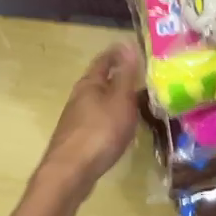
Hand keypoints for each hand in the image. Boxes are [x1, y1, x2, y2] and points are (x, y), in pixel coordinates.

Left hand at [36, 43, 142, 194]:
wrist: (72, 172)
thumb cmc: (100, 131)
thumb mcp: (120, 99)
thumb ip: (125, 74)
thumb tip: (126, 43)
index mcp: (89, 84)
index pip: (104, 60)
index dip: (118, 53)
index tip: (134, 47)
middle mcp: (80, 98)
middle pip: (101, 81)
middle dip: (119, 76)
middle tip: (143, 76)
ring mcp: (77, 119)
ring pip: (100, 101)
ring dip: (117, 98)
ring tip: (138, 101)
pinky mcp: (80, 138)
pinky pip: (100, 120)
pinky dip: (113, 117)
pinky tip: (122, 126)